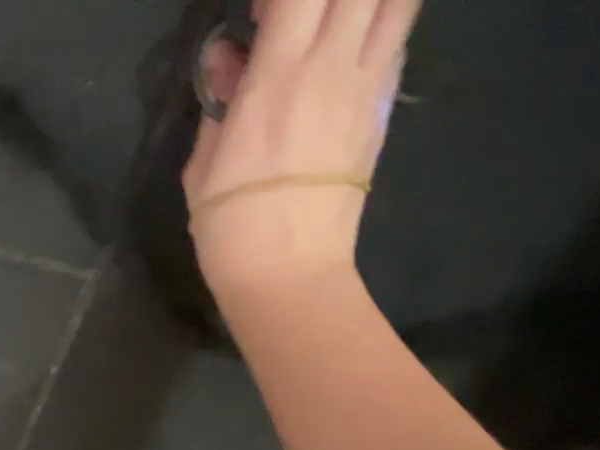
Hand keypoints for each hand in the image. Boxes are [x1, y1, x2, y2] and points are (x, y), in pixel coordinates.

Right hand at [182, 0, 420, 296]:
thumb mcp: (203, 168)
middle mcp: (330, 67)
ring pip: (394, 2)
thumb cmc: (231, 227)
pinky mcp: (382, 109)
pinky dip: (377, 27)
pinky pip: (396, 39)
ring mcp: (366, 86)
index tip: (256, 12)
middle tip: (288, 17)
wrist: (289, 273)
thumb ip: (219, 103)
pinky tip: (346, 51)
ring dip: (362, 4)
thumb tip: (226, 60)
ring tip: (328, 24)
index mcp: (275, 79)